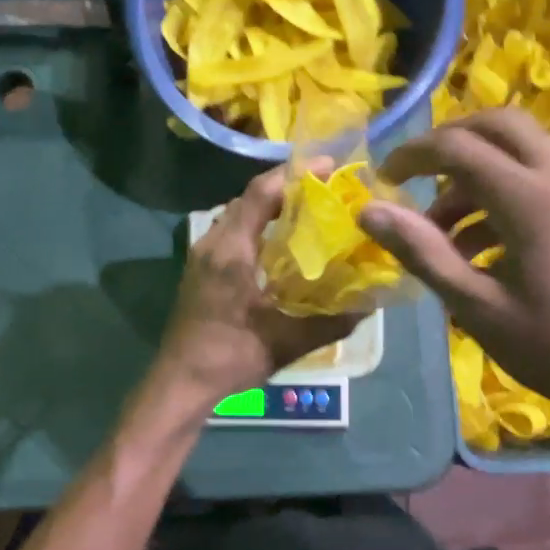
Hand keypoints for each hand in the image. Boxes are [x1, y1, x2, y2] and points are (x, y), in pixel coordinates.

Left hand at [157, 164, 362, 398]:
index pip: (261, 194)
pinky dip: (255, 225)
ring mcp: (200, 256)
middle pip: (248, 198)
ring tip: (306, 211)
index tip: (328, 167)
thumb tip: (369, 304)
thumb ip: (329, 322)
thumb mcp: (286, 342)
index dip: (294, 175)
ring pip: (236, 214)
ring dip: (268, 206)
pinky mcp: (198, 270)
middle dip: (285, 187)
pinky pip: (229, 232)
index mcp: (231, 251)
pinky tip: (278, 244)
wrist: (180, 382)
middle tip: (325, 190)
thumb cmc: (229, 358)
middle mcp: (212, 243)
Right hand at [359, 109, 549, 456]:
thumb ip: (422, 251)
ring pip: (525, 152)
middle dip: (451, 141)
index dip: (413, 155)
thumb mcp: (476, 305)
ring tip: (444, 236)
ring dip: (479, 175)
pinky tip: (486, 250)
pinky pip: (547, 179)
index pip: (459, 148)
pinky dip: (508, 193)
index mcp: (532, 197)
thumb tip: (368, 211)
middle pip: (501, 125)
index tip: (382, 178)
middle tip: (415, 177)